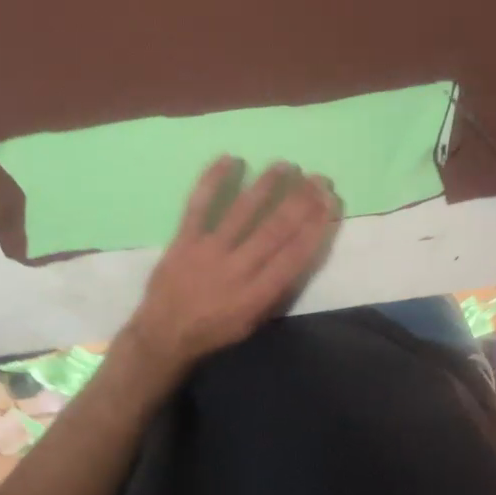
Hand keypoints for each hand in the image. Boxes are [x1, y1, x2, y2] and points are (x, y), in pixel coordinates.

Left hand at [124, 157, 338, 366]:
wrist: (165, 335)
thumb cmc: (214, 331)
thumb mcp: (253, 322)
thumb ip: (275, 291)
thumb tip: (298, 255)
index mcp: (257, 294)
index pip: (294, 255)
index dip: (316, 227)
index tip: (330, 203)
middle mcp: (237, 269)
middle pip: (275, 228)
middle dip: (300, 201)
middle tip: (318, 178)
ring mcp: (209, 251)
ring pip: (243, 211)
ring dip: (267, 185)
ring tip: (285, 165)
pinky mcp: (184, 240)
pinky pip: (199, 205)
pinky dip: (213, 180)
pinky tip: (231, 159)